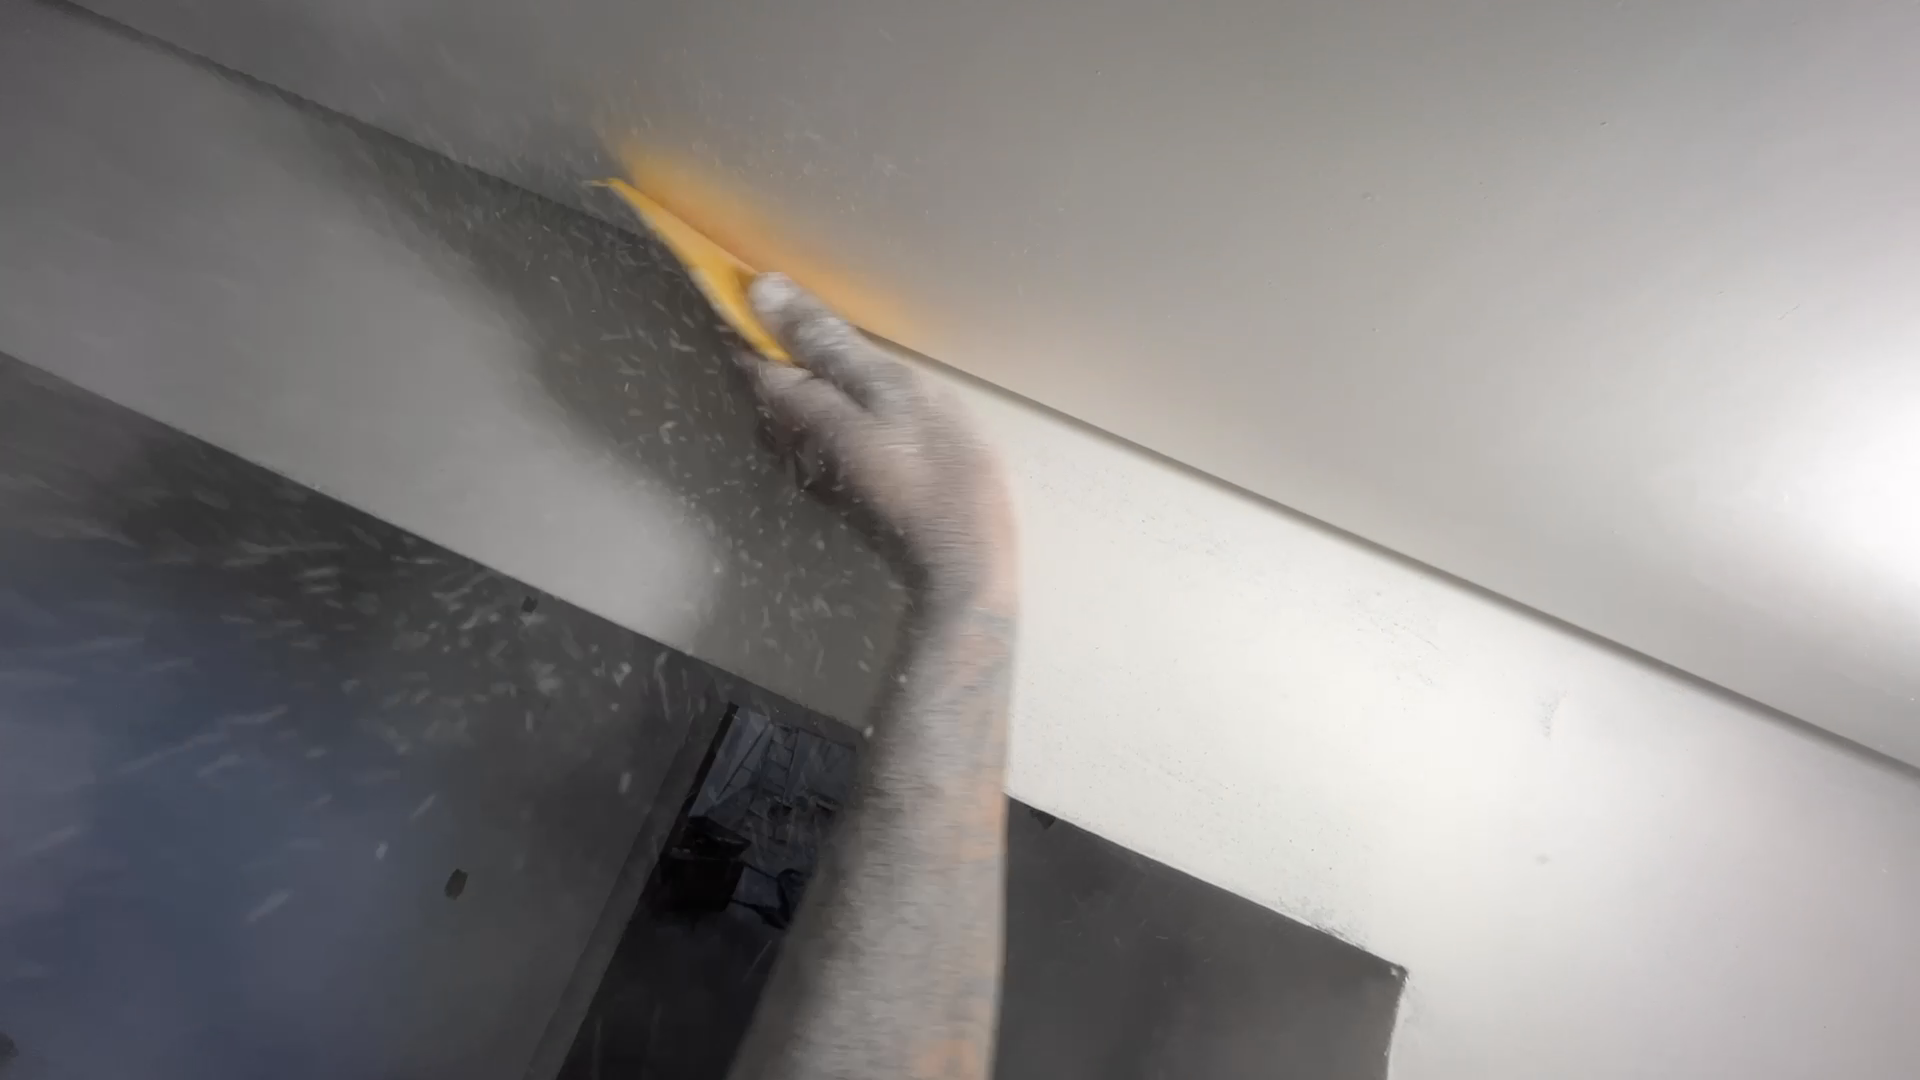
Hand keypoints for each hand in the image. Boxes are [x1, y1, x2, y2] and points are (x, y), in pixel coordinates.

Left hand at [738, 274, 1012, 598]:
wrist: (963, 555)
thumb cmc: (938, 467)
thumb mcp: (891, 388)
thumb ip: (827, 343)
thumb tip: (762, 291)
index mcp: (797, 408)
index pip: (747, 347)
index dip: (751, 312)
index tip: (768, 279)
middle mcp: (790, 441)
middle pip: (771, 378)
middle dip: (786, 344)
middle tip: (831, 318)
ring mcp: (813, 467)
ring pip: (797, 405)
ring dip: (815, 376)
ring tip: (857, 357)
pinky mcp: (838, 483)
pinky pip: (822, 428)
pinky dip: (836, 406)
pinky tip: (873, 404)